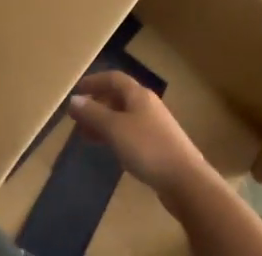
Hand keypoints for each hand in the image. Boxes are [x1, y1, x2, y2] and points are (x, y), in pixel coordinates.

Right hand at [66, 71, 209, 194]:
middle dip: (96, 105)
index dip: (94, 81)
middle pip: (118, 97)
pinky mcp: (161, 147)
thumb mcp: (114, 128)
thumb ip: (92, 113)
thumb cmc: (148, 148)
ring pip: (124, 117)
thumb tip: (73, 100)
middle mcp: (148, 106)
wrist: (188, 183)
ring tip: (87, 136)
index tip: (77, 91)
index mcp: (139, 95)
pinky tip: (111, 150)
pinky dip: (117, 137)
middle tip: (78, 118)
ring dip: (104, 123)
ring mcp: (156, 127)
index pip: (113, 78)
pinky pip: (132, 134)